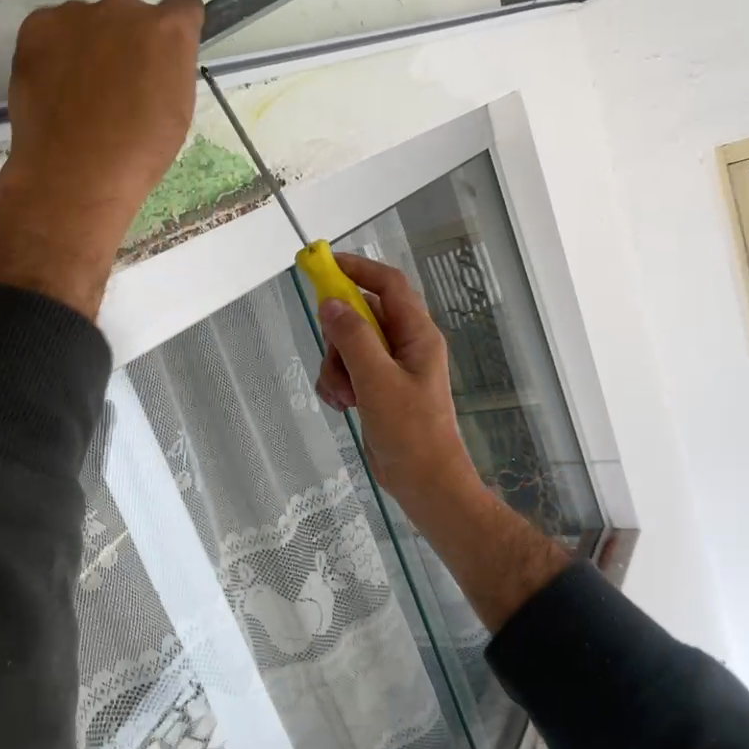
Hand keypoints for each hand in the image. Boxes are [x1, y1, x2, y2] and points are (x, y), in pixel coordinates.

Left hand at [0, 0, 205, 318]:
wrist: (74, 174)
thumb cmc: (139, 154)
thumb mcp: (176, 110)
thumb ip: (169, 69)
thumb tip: (153, 60)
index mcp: (168, 30)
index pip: (183, 4)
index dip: (176, 27)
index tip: (164, 53)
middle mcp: (124, 8)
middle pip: (131, 12)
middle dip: (127, 39)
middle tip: (116, 84)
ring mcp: (76, 14)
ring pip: (88, 21)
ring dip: (89, 43)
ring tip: (78, 92)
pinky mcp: (37, 26)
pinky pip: (52, 29)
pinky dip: (55, 51)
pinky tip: (53, 88)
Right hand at [316, 252, 568, 629]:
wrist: (424, 483)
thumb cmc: (410, 431)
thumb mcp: (377, 381)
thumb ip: (353, 338)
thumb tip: (330, 303)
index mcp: (417, 335)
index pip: (388, 285)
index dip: (358, 269)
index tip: (323, 265)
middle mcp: (405, 345)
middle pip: (360, 317)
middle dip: (338, 339)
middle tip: (334, 363)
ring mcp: (391, 368)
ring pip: (348, 347)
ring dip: (335, 368)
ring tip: (343, 397)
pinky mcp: (378, 390)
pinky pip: (348, 371)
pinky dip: (338, 385)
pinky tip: (342, 406)